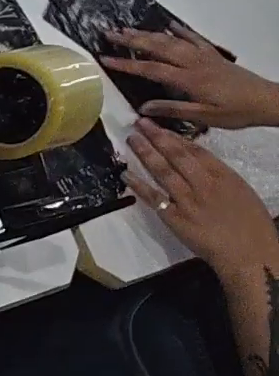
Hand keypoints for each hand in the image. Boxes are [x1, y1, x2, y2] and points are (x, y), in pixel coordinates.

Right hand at [103, 25, 278, 129]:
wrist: (271, 101)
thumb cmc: (237, 112)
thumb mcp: (204, 116)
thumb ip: (173, 110)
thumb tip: (142, 108)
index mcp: (191, 80)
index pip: (152, 69)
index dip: (126, 64)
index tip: (104, 58)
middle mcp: (197, 64)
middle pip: (160, 49)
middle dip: (134, 41)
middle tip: (111, 34)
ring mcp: (207, 58)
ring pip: (174, 42)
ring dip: (150, 34)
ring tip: (129, 30)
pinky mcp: (214, 57)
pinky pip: (196, 40)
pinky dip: (182, 31)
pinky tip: (169, 26)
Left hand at [127, 117, 278, 276]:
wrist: (250, 251)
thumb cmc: (249, 223)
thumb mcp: (240, 193)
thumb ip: (218, 178)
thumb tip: (197, 165)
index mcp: (226, 178)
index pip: (198, 152)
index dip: (176, 138)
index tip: (161, 126)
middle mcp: (205, 185)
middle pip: (178, 157)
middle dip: (158, 139)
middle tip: (140, 124)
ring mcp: (188, 200)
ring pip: (163, 172)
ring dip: (145, 154)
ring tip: (131, 140)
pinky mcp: (173, 215)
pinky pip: (152, 197)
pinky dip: (137, 184)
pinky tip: (124, 174)